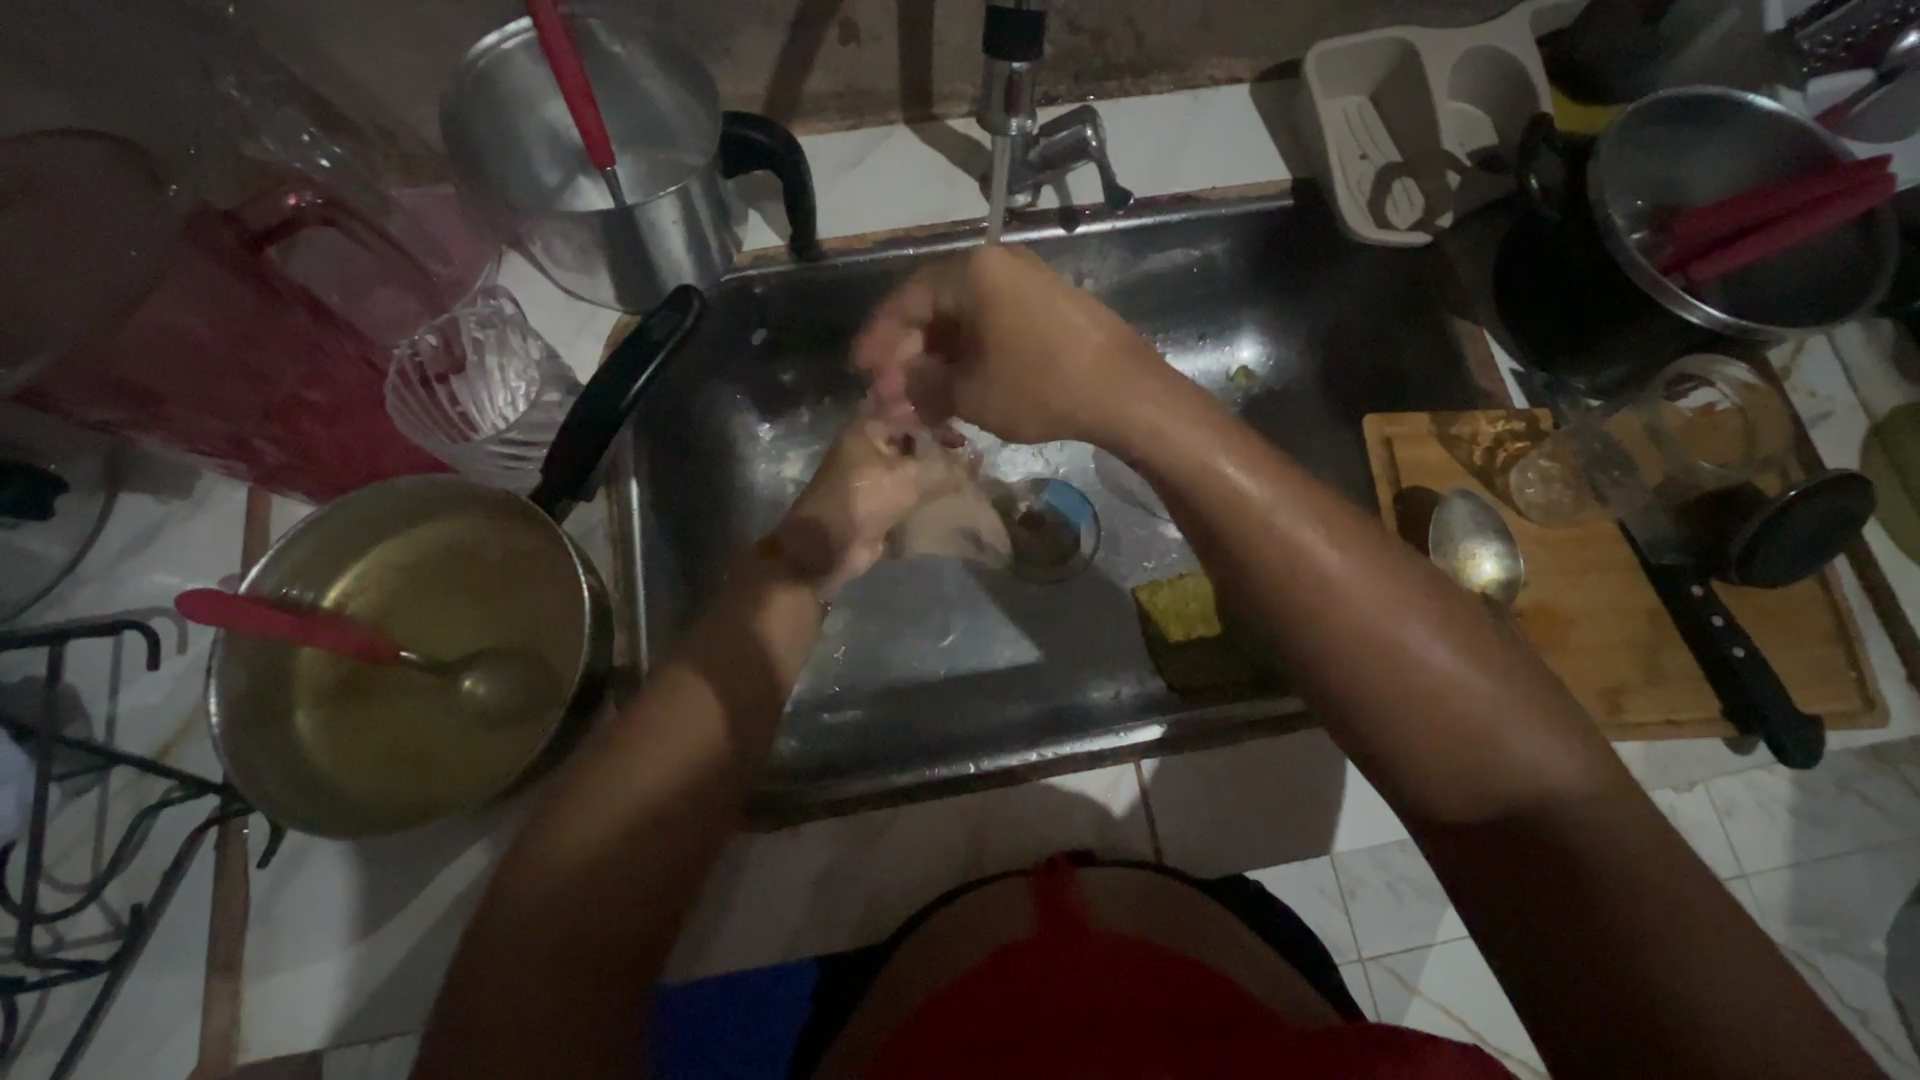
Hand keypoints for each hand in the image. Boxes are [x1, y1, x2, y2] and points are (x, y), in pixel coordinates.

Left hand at [772, 414, 970, 598]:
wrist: (826, 547)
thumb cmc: (862, 500)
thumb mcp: (909, 479)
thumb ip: (948, 468)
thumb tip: (980, 460)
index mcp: (868, 427)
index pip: (912, 410)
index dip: (942, 418)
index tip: (971, 428)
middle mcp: (869, 444)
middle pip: (913, 437)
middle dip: (942, 445)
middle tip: (974, 454)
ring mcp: (872, 473)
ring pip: (913, 464)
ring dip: (938, 470)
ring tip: (972, 474)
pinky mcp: (878, 499)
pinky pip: (909, 488)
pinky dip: (929, 490)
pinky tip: (955, 494)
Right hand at [851, 245, 1172, 445]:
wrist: (1126, 392)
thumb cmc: (1040, 386)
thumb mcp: (970, 394)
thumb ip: (922, 388)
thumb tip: (896, 390)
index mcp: (971, 272)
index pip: (905, 301)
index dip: (878, 341)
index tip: (860, 373)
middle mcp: (998, 266)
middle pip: (934, 309)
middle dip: (909, 357)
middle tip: (892, 398)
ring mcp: (1027, 284)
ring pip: (964, 322)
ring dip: (939, 363)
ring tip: (924, 404)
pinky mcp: (1049, 308)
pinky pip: (993, 328)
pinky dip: (970, 359)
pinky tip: (961, 392)